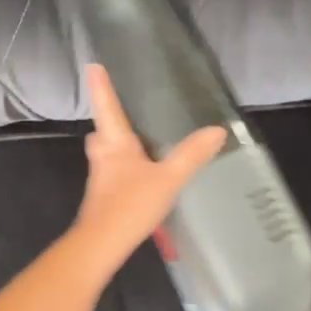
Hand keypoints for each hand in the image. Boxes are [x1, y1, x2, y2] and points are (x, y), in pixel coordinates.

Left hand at [71, 64, 225, 270]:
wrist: (101, 244)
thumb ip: (192, 155)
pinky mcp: (102, 198)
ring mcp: (99, 178)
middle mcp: (102, 155)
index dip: (100, 86)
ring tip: (135, 144)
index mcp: (115, 143)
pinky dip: (121, 168)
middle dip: (107, 121)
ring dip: (114, 146)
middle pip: (101, 131)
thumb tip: (217, 129)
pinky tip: (138, 177)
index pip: (106, 106)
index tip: (93, 66)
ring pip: (104, 153)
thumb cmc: (131, 204)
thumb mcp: (169, 178)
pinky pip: (110, 173)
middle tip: (120, 111)